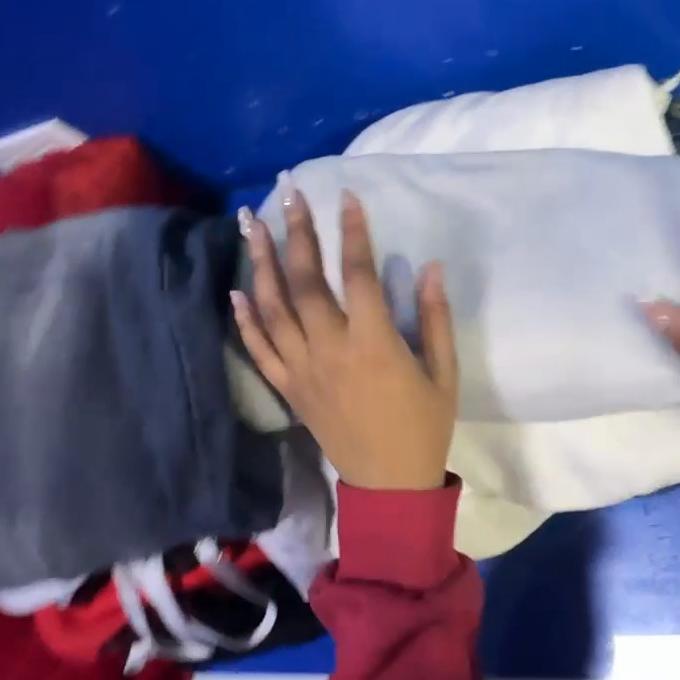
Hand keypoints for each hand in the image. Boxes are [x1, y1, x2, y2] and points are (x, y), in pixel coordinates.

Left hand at [231, 185, 458, 490]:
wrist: (389, 484)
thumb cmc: (424, 426)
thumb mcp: (444, 374)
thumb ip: (435, 318)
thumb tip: (430, 266)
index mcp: (374, 344)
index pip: (357, 275)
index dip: (352, 233)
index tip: (346, 197)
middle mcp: (330, 350)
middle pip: (305, 283)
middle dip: (296, 234)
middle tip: (288, 195)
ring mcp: (303, 371)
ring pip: (274, 309)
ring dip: (261, 264)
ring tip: (251, 225)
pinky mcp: (290, 390)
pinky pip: (260, 350)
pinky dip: (245, 320)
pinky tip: (235, 290)